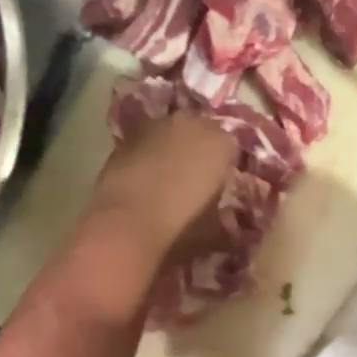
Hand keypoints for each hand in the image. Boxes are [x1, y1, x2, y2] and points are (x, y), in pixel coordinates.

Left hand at [88, 112, 235, 256]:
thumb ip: (223, 221)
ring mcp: (155, 125)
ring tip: (164, 182)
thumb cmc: (181, 227)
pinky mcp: (125, 137)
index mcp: (220, 143)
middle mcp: (190, 124)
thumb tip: (225, 220)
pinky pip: (144, 144)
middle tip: (192, 183)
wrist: (125, 224)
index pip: (230, 149)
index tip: (217, 188)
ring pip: (169, 135)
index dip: (223, 168)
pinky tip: (141, 182)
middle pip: (199, 133)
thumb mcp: (213, 232)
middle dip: (197, 153)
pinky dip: (146, 157)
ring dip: (169, 151)